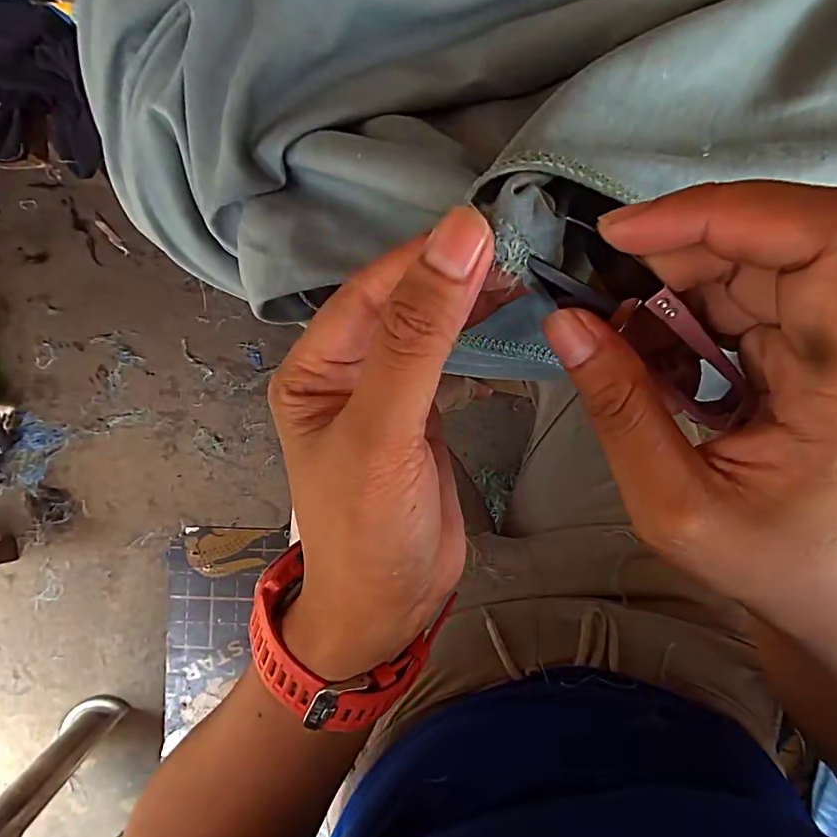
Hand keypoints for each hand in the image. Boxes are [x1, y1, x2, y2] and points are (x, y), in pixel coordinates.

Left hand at [268, 206, 492, 679]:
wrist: (388, 608)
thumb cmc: (370, 526)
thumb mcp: (385, 430)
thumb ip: (418, 336)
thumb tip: (458, 238)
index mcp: (315, 366)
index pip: (372, 291)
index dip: (426, 257)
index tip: (490, 228)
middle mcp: (343, 368)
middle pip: (399, 300)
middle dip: (451, 272)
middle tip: (518, 247)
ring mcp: (383, 388)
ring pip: (426, 323)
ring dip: (468, 296)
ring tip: (522, 271)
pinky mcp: (419, 410)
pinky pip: (445, 354)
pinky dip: (475, 330)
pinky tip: (505, 309)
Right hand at [540, 182, 836, 618]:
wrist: (805, 575)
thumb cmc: (752, 554)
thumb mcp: (667, 503)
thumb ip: (619, 409)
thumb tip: (566, 320)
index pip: (830, 239)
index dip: (728, 213)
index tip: (627, 238)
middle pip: (786, 230)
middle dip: (682, 247)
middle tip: (607, 294)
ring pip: (757, 247)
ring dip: (675, 277)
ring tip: (625, 339)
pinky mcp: (812, 330)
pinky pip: (744, 278)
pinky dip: (682, 298)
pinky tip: (653, 349)